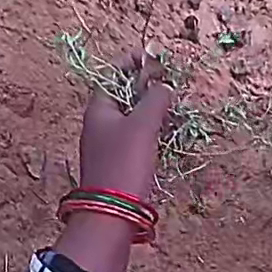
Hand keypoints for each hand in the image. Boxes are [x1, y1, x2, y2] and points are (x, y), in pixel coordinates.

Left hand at [78, 53, 173, 201]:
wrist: (112, 213)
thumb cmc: (123, 164)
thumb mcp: (142, 126)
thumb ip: (154, 100)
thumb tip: (164, 86)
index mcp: (98, 109)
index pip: (112, 74)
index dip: (131, 62)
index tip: (154, 58)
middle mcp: (99, 123)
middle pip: (122, 94)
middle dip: (146, 85)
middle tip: (169, 83)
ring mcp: (108, 143)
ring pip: (131, 116)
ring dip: (151, 108)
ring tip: (173, 106)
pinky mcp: (119, 161)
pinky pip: (136, 136)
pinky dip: (151, 129)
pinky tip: (168, 133)